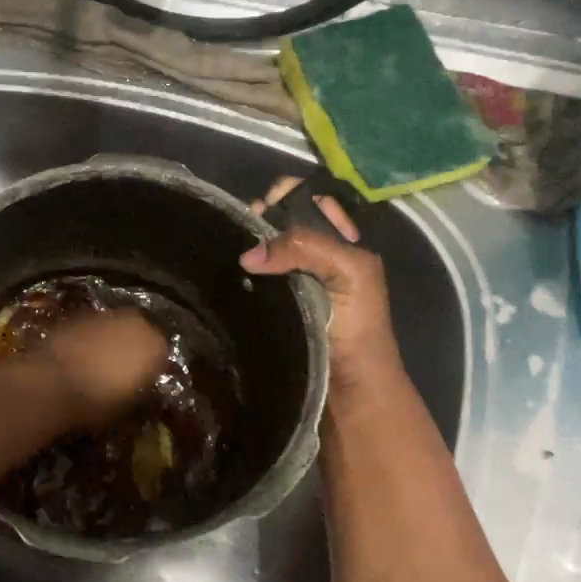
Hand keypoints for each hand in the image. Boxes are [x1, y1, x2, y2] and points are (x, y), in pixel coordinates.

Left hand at [39, 310, 166, 423]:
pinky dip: (86, 339)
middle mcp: (136, 322)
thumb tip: (139, 390)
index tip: (140, 383)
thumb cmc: (97, 402)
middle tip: (119, 370)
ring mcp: (104, 315)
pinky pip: (89, 329)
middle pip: (138, 334)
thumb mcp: (127, 408)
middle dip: (131, 349)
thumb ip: (140, 393)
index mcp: (157, 345)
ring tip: (95, 363)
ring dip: (107, 341)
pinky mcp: (75, 315)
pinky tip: (76, 355)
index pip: (161, 355)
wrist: (50, 383)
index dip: (150, 369)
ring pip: (113, 328)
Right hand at [243, 177, 404, 391]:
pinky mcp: (267, 304)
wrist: (348, 385)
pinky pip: (247, 280)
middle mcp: (313, 252)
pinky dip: (234, 276)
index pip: (307, 197)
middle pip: (276, 219)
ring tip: (224, 254)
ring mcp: (288, 280)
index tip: (263, 210)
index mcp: (341, 236)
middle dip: (257, 220)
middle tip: (241, 236)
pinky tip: (221, 276)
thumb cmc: (359, 327)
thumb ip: (307, 248)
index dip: (284, 196)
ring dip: (241, 249)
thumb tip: (247, 254)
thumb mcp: (350, 272)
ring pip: (258, 249)